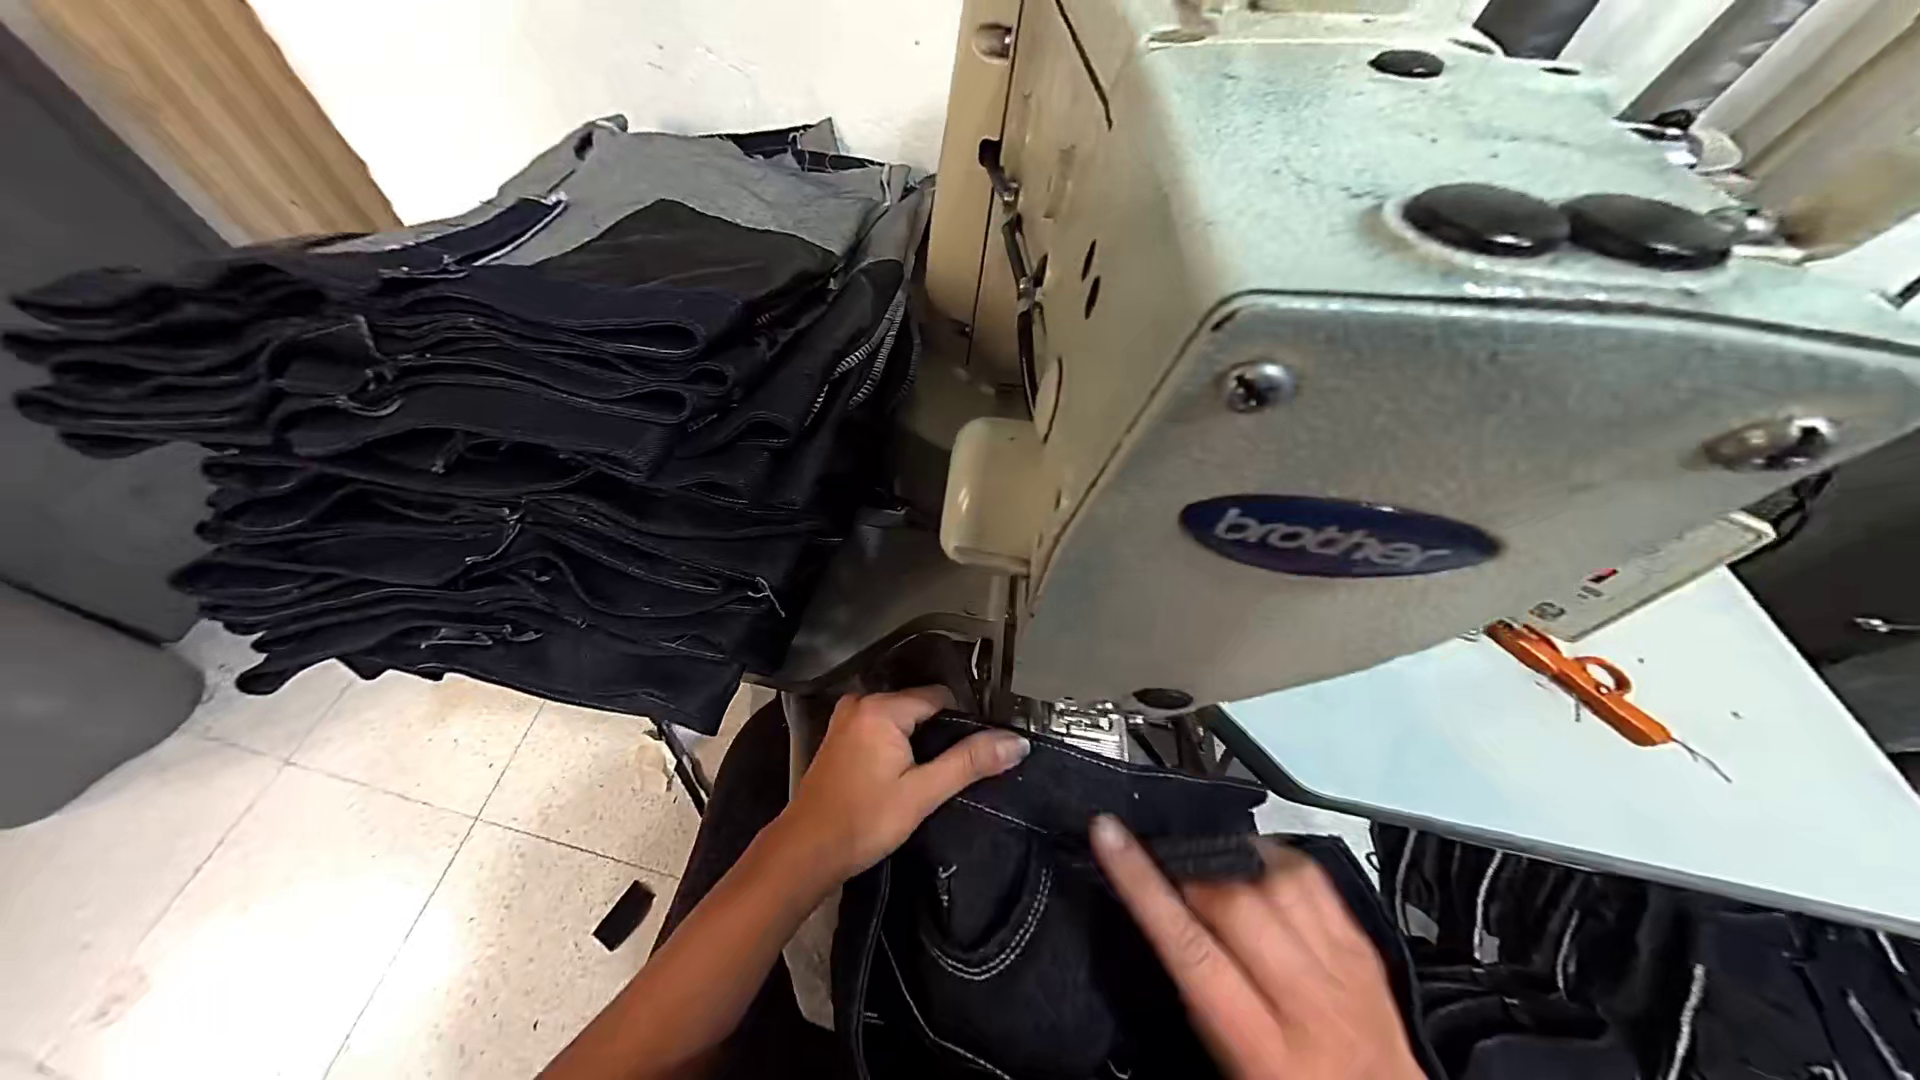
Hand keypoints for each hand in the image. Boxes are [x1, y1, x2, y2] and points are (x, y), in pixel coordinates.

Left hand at [773, 688, 1029, 881]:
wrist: (804, 852)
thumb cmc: (862, 822)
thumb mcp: (922, 793)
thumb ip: (969, 762)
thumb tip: (1017, 742)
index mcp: (881, 708)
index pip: (940, 697)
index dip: (964, 721)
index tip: (979, 749)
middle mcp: (862, 702)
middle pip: (920, 705)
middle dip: (942, 731)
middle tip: (959, 766)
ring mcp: (847, 717)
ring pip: (902, 717)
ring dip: (921, 739)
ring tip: (936, 771)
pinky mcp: (841, 735)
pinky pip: (883, 727)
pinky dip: (900, 743)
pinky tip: (907, 771)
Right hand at [1091, 817, 1423, 1079]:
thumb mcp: (1227, 1062)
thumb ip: (1193, 994)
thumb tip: (1158, 920)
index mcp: (1261, 1046)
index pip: (1188, 944)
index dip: (1141, 882)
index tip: (1108, 835)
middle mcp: (1307, 1002)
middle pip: (1234, 901)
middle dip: (1190, 873)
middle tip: (1169, 869)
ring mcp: (1343, 970)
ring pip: (1275, 879)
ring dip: (1231, 863)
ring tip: (1211, 868)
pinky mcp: (1365, 948)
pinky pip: (1314, 877)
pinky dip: (1274, 858)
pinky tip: (1256, 863)